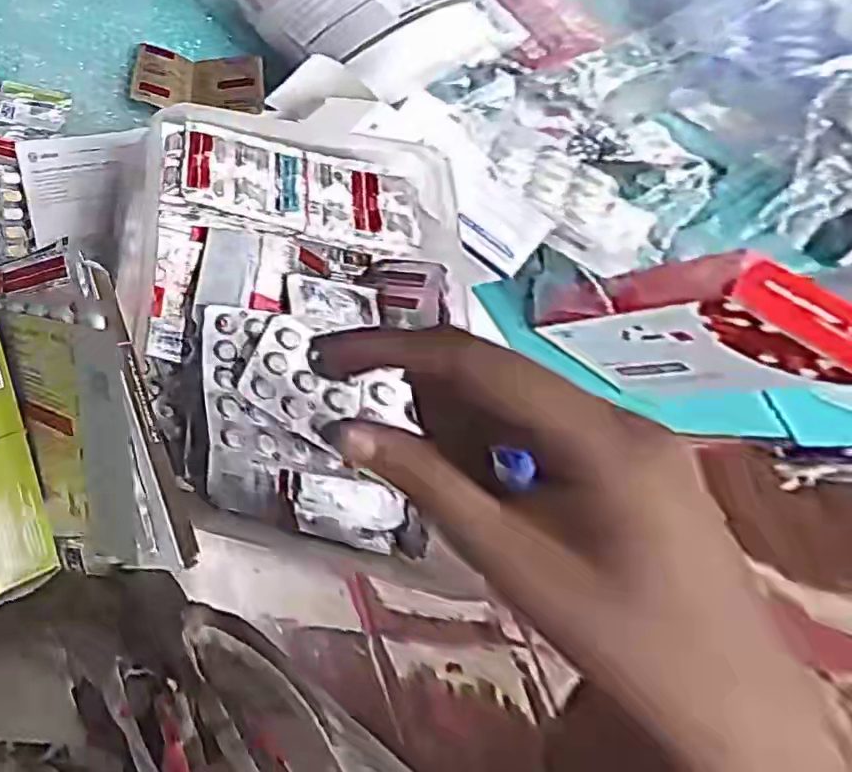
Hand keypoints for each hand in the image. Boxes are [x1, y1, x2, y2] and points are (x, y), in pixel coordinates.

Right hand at [311, 327, 849, 771]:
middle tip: (380, 439)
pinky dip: (479, 447)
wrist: (728, 708)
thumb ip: (419, 477)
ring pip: (495, 398)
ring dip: (451, 431)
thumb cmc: (618, 632)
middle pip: (482, 374)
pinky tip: (488, 495)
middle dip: (420, 400)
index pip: (470, 359)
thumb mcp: (501, 550)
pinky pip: (518, 424)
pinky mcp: (611, 457)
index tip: (326, 357)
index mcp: (599, 434)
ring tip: (464, 495)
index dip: (385, 347)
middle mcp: (613, 419)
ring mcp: (618, 436)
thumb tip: (341, 430)